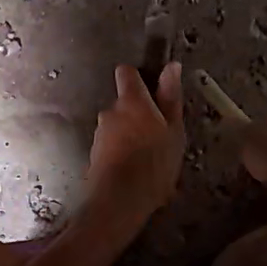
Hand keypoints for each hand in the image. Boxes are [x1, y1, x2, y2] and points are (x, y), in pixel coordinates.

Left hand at [86, 62, 185, 222]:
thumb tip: (172, 66)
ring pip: (117, 126)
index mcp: (131, 101)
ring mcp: (99, 134)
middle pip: (123, 103)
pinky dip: (121, 152)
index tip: (151, 92)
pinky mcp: (94, 154)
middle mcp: (110, 112)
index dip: (137, 78)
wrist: (119, 199)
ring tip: (148, 157)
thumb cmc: (155, 162)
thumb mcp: (173, 130)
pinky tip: (134, 170)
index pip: (126, 73)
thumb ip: (170, 98)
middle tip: (158, 135)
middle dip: (137, 114)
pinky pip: (111, 145)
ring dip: (129, 135)